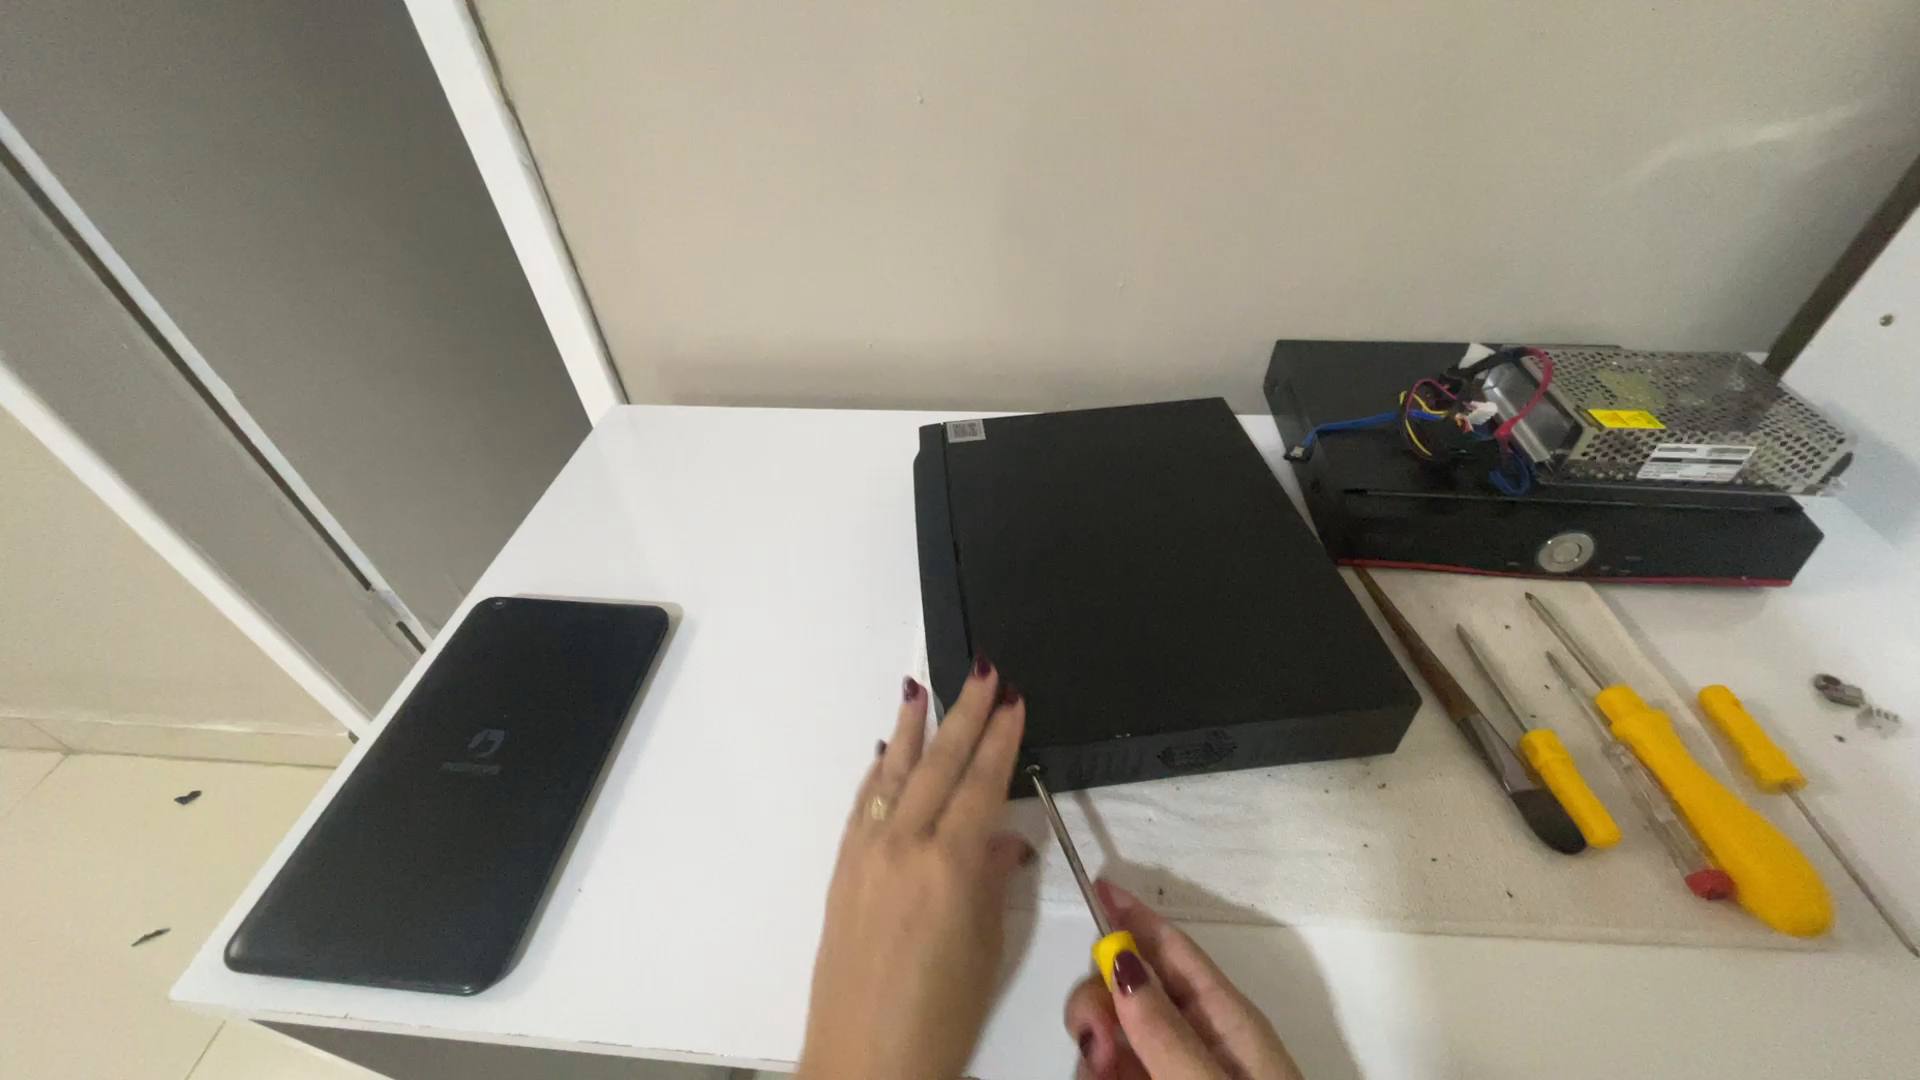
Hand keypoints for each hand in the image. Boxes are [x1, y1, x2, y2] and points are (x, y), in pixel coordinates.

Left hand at [796, 659, 1033, 1079]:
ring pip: (895, 772)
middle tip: (982, 672)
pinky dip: (878, 770)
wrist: (863, 1062)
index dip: (1001, 738)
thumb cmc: (940, 1016)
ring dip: (913, 728)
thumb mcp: (986, 946)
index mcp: (949, 863)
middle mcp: (904, 844)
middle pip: (941, 763)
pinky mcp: (842, 866)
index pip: (982, 782)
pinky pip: (863, 802)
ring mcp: (866, 851)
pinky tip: (888, 750)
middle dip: (965, 713)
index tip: (1012, 700)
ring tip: (921, 687)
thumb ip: (992, 877)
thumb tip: (1003, 837)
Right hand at [1066, 881, 1302, 1079]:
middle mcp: (1197, 1040)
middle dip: (1102, 1002)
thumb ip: (1164, 1032)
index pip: (1173, 948)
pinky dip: (1098, 1078)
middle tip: (1095, 1043)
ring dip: (1096, 1052)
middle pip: (1131, 989)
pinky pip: (1113, 1074)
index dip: (1134, 915)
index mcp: (1226, 1020)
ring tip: (1103, 1078)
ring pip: (1114, 1036)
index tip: (1096, 886)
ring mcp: (1174, 1074)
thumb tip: (1120, 958)